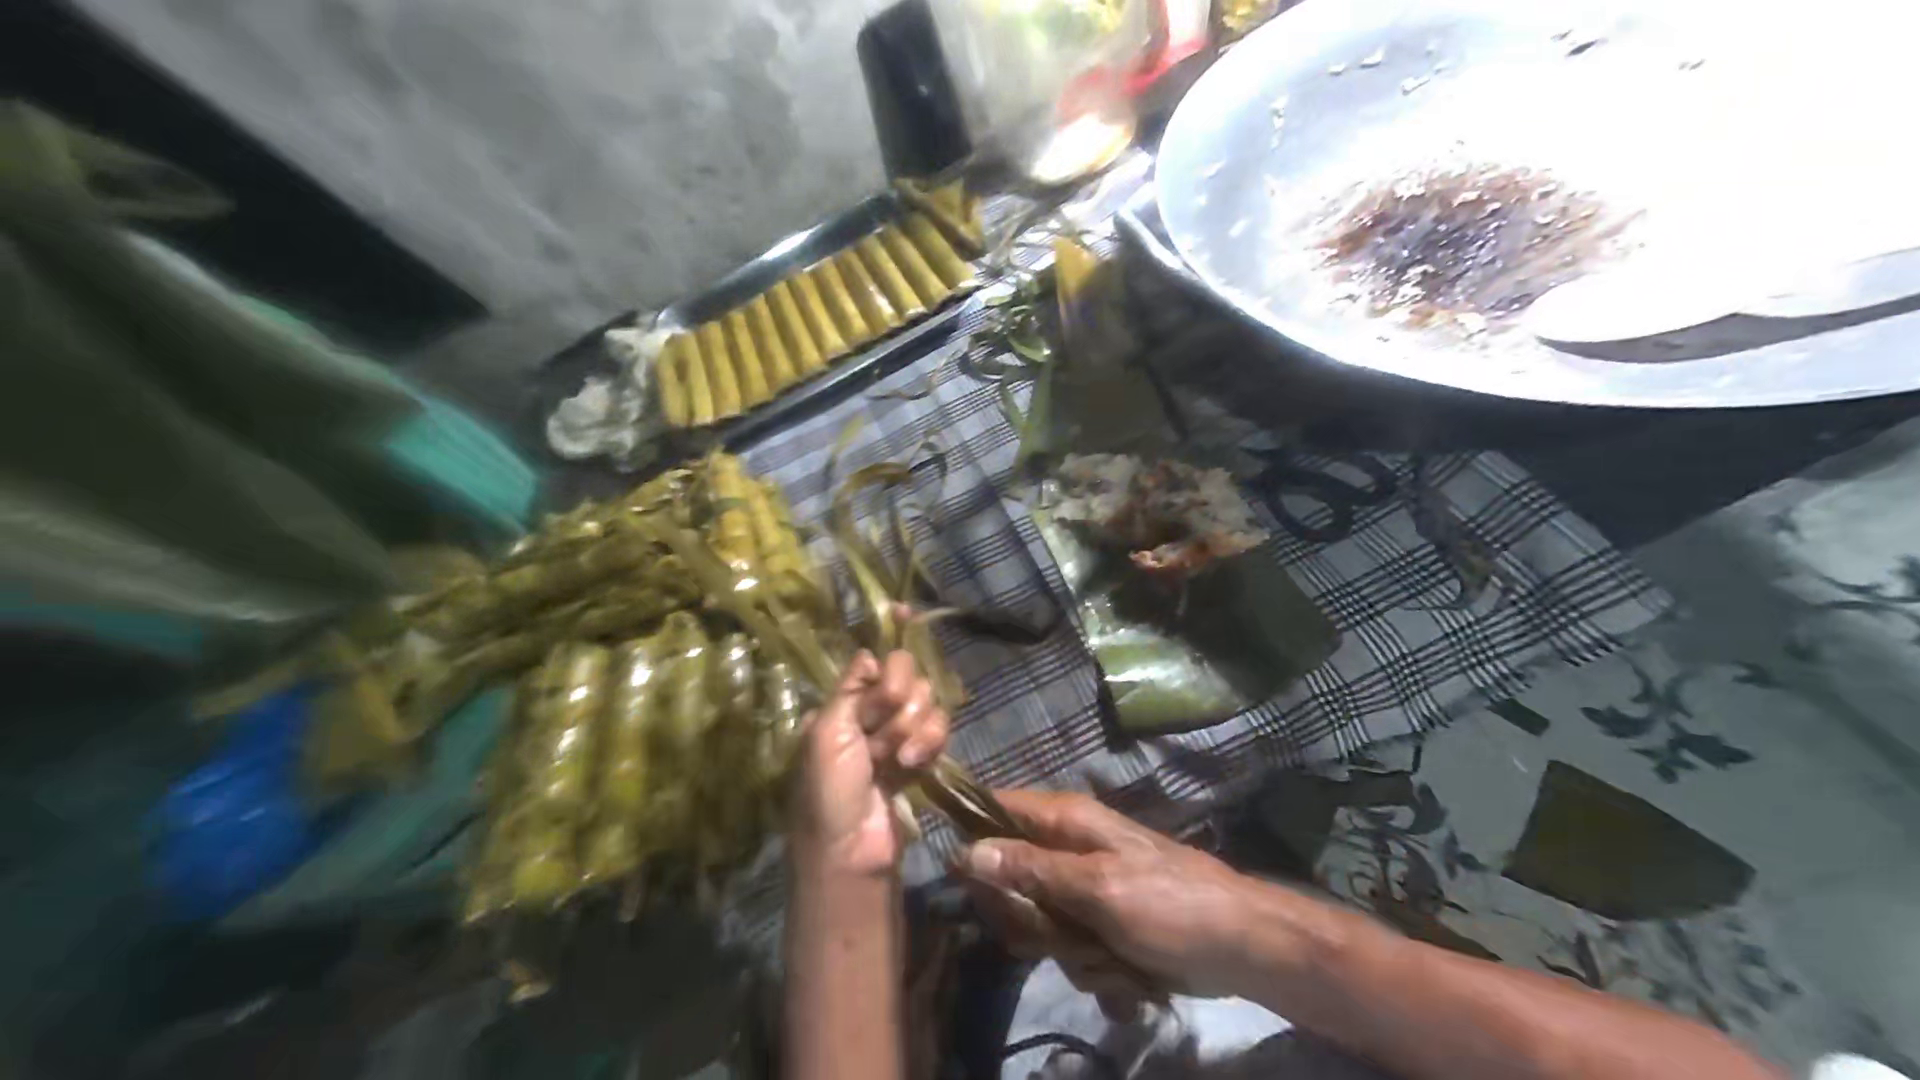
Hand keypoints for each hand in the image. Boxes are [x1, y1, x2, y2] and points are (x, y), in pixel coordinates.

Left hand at [790, 648, 950, 876]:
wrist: (851, 851)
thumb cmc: (828, 789)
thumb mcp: (825, 733)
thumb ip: (850, 688)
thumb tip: (869, 652)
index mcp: (842, 704)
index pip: (876, 663)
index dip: (890, 656)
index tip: (907, 620)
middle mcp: (871, 714)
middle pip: (908, 677)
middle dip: (899, 701)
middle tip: (878, 729)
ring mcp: (897, 736)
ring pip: (927, 703)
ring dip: (912, 728)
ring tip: (895, 758)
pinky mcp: (920, 757)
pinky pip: (937, 730)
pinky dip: (928, 743)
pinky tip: (911, 765)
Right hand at [959, 790, 1262, 999]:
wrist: (1240, 947)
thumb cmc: (1169, 904)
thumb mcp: (1097, 887)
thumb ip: (1031, 869)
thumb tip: (967, 850)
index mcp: (1065, 820)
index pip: (997, 807)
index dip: (972, 834)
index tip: (959, 879)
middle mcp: (1067, 846)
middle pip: (1008, 876)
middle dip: (1027, 918)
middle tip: (1052, 934)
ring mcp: (1083, 887)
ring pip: (1036, 920)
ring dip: (1064, 949)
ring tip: (1102, 956)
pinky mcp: (1099, 922)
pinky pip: (1067, 945)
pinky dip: (1089, 966)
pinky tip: (1120, 974)